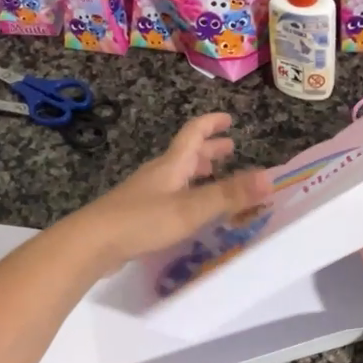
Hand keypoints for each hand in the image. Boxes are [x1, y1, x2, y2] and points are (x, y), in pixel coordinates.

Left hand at [67, 113, 270, 271]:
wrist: (91, 244)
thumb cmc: (142, 221)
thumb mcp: (191, 208)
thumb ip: (230, 195)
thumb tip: (271, 177)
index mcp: (172, 165)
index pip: (194, 134)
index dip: (212, 124)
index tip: (229, 118)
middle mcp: (159, 174)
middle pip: (186, 154)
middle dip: (210, 150)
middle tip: (230, 148)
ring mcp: (146, 194)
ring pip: (177, 175)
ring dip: (197, 172)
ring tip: (213, 176)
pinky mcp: (138, 215)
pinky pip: (170, 196)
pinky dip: (187, 194)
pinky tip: (189, 209)